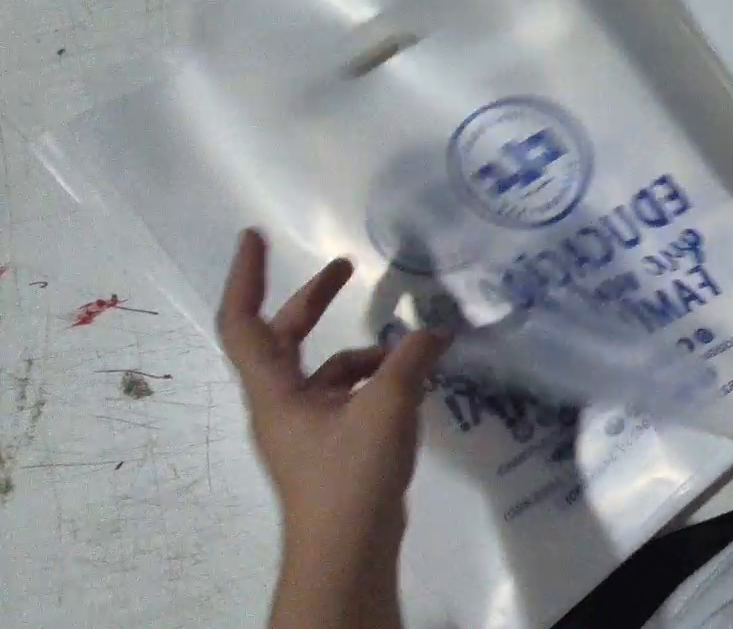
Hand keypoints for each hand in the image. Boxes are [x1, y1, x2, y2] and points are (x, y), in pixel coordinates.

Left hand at [218, 229, 449, 562]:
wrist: (347, 545)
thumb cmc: (351, 471)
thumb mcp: (388, 404)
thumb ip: (412, 358)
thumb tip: (436, 330)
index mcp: (276, 392)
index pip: (246, 324)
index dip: (246, 278)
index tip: (254, 238)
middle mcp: (283, 403)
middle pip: (284, 339)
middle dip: (314, 300)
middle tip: (346, 267)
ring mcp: (307, 424)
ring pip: (330, 368)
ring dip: (368, 348)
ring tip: (416, 343)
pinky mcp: (334, 441)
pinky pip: (354, 391)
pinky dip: (383, 375)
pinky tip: (418, 379)